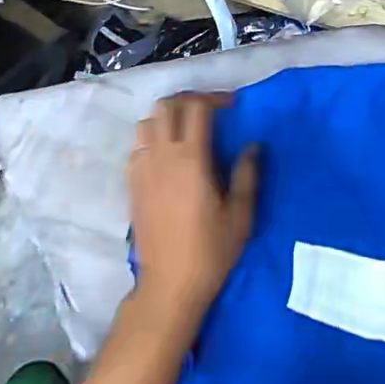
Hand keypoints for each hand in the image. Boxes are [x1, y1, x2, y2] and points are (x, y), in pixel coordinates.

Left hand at [127, 93, 259, 321]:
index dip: (214, 98)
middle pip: (166, 105)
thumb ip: (246, 174)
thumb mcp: (239, 215)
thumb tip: (253, 145)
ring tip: (184, 130)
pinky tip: (165, 156)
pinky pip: (136, 146)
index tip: (230, 106)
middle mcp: (162, 155)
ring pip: (146, 121)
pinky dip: (150, 139)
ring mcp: (141, 168)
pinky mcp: (131, 183)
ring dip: (166, 117)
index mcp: (190, 158)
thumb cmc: (210, 251)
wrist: (169, 285)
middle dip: (188, 100)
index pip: (196, 107)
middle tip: (207, 111)